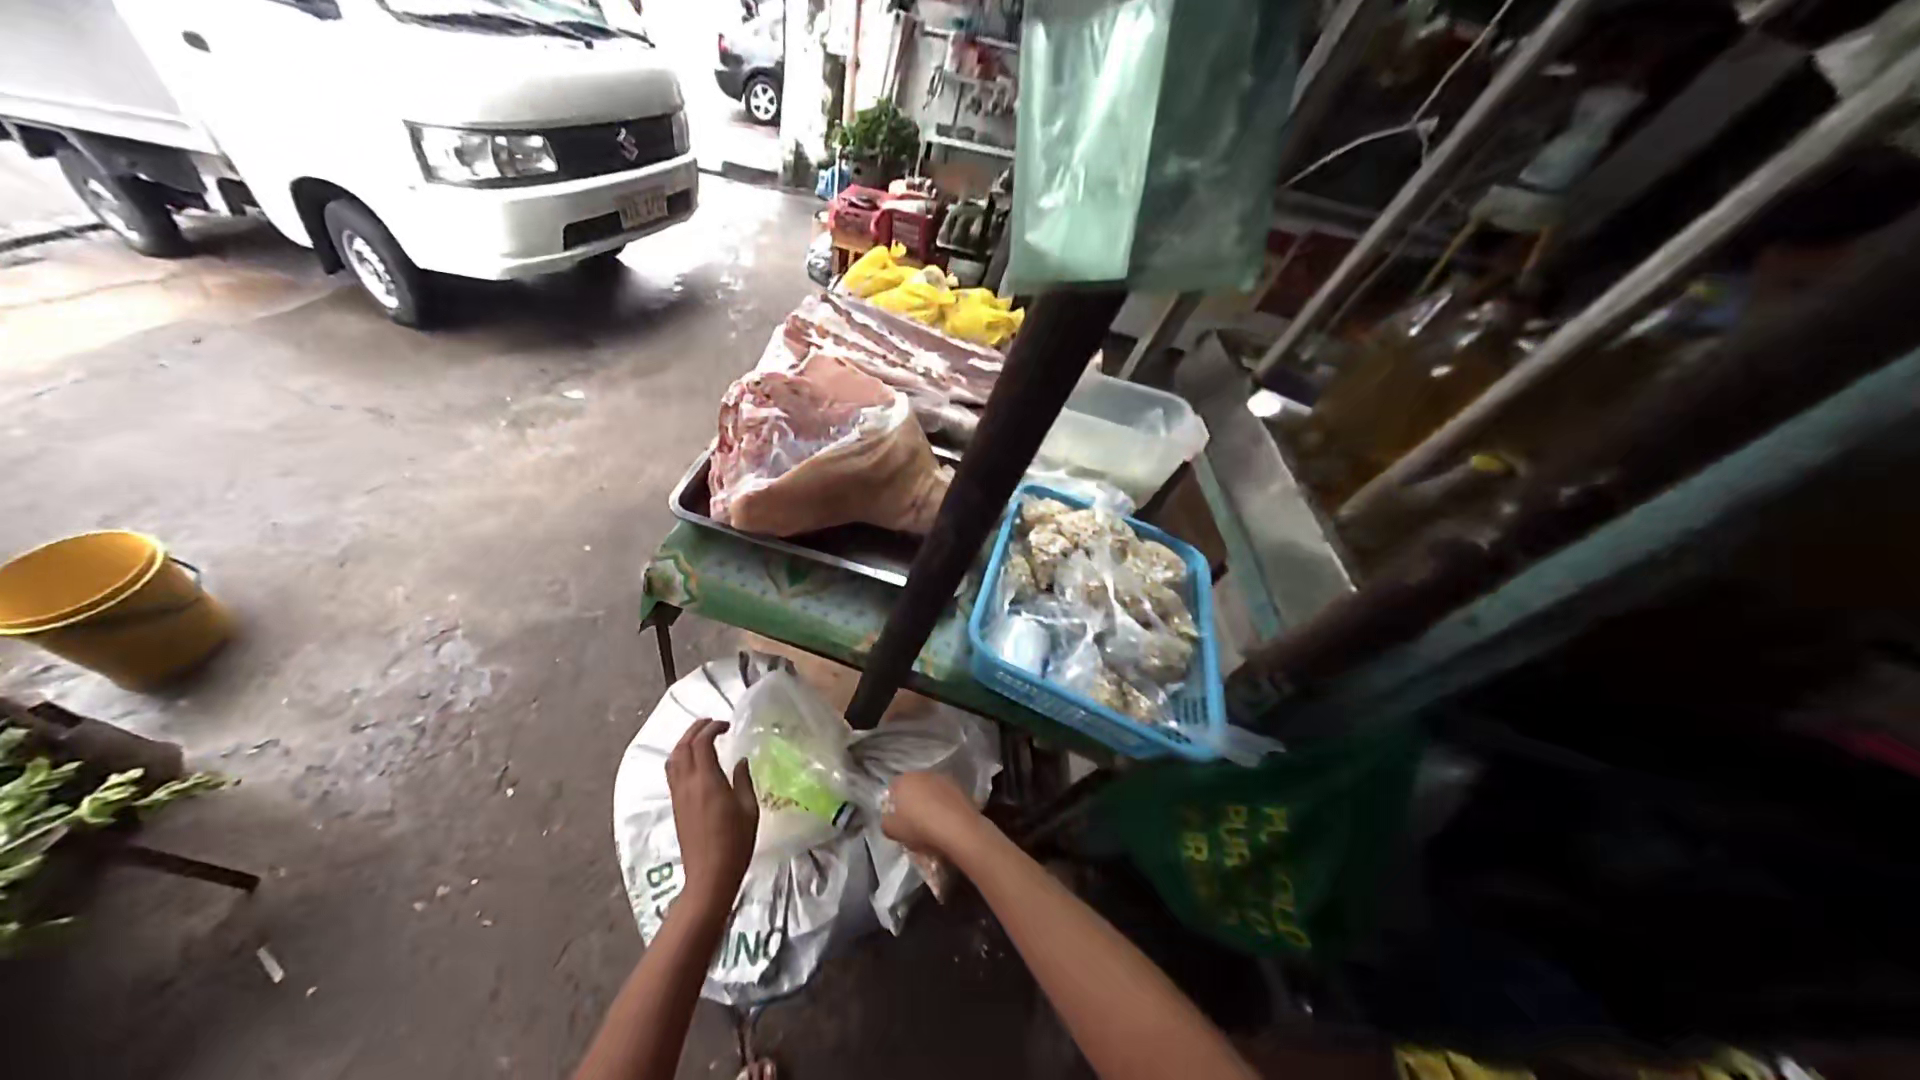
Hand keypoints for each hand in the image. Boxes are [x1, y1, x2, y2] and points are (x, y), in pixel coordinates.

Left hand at [666, 718, 758, 908]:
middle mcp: (687, 784)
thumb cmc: (736, 843)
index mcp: (707, 781)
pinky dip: (681, 758)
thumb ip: (743, 780)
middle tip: (713, 723)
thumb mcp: (749, 809)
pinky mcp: (675, 806)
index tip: (728, 725)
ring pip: (673, 759)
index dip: (713, 728)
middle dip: (695, 730)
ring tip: (701, 738)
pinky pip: (672, 773)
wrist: (709, 876)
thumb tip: (740, 762)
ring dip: (685, 742)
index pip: (702, 743)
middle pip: (683, 746)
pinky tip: (695, 762)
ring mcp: (678, 796)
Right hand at [881, 770, 981, 860]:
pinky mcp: (959, 785)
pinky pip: (945, 794)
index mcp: (903, 781)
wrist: (958, 828)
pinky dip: (944, 803)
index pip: (892, 787)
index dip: (893, 802)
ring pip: (930, 788)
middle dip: (912, 799)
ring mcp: (942, 777)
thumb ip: (886, 821)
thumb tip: (889, 818)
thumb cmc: (920, 828)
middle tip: (914, 819)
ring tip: (932, 819)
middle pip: (912, 785)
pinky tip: (946, 818)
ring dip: (929, 799)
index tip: (897, 817)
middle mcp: (922, 773)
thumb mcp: (893, 831)